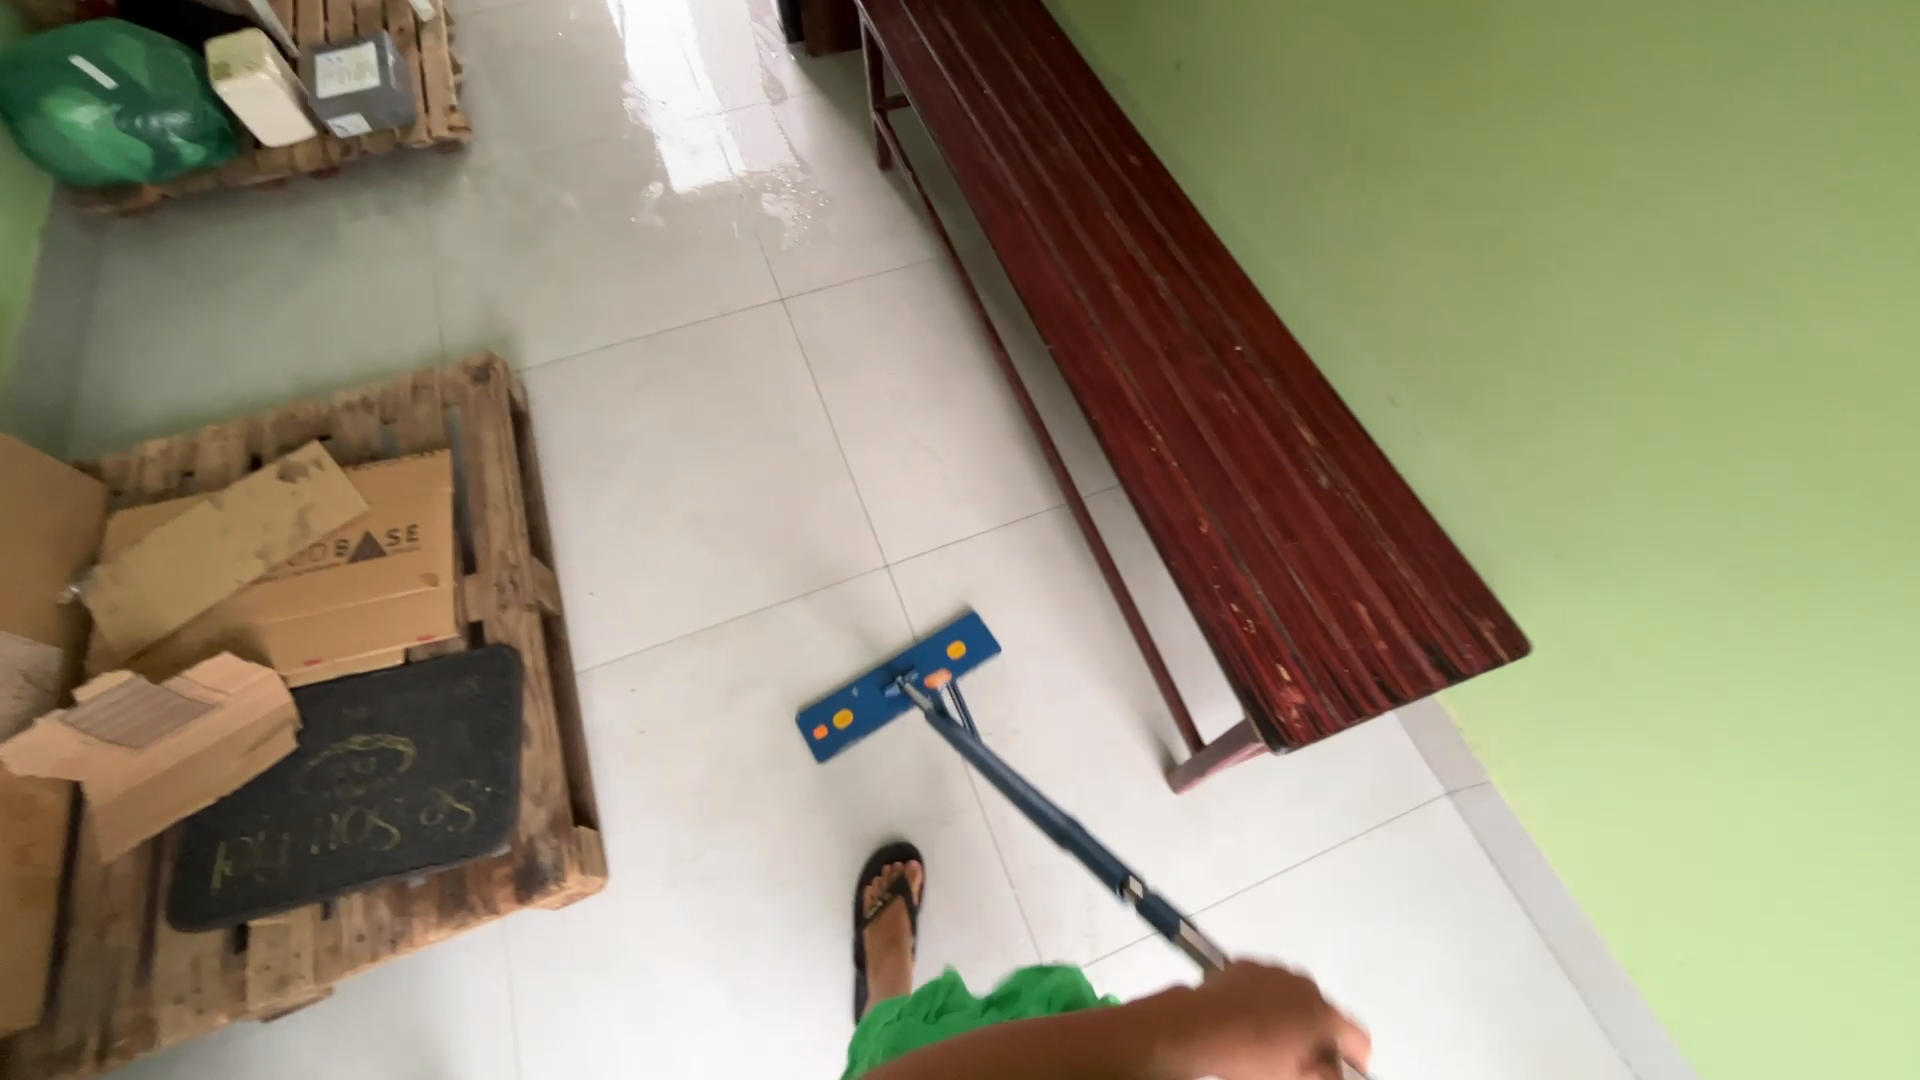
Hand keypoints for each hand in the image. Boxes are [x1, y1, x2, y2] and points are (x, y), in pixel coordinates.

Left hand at [1163, 961, 1370, 1079]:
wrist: (1202, 1025)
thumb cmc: (1254, 1057)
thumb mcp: (1297, 1078)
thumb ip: (1326, 1075)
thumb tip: (1333, 1072)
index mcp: (1322, 1014)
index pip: (1358, 1036)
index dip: (1357, 1058)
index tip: (1348, 1070)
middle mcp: (1303, 985)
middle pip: (1325, 1013)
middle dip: (1320, 1036)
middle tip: (1305, 1059)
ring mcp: (1273, 970)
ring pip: (1295, 996)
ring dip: (1292, 1015)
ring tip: (1273, 1038)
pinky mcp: (1246, 964)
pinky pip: (1267, 985)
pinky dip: (1266, 999)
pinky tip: (1250, 1018)